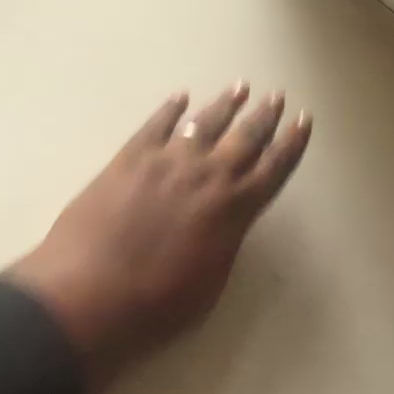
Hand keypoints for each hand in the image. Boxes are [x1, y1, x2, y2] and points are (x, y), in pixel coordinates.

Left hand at [5, 83, 311, 390]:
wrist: (89, 295)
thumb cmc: (156, 306)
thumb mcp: (211, 281)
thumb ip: (225, 240)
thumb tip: (228, 217)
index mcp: (233, 209)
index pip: (274, 168)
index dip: (292, 144)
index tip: (304, 121)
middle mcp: (207, 175)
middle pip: (244, 138)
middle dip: (263, 116)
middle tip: (277, 96)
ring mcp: (167, 161)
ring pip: (204, 123)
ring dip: (225, 104)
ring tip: (239, 87)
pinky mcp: (130, 157)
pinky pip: (156, 124)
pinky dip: (170, 108)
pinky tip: (180, 96)